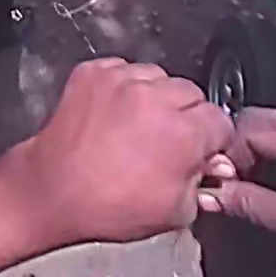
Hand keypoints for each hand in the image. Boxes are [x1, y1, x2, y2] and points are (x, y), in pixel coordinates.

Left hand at [0, 58, 232, 250]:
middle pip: (189, 91)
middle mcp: (151, 97)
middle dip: (186, 113)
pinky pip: (120, 68)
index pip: (220, 119)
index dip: (214, 137)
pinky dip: (122, 84)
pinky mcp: (91, 72)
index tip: (206, 146)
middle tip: (171, 135)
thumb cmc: (112, 203)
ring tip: (140, 121)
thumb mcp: (176, 209)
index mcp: (181, 131)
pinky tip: (116, 109)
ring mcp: (118, 80)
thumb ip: (203, 178)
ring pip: (154, 75)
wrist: (56, 186)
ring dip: (154, 94)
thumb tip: (214, 163)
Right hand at [199, 109, 275, 276]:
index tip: (211, 180)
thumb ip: (254, 205)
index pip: (249, 127)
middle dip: (237, 155)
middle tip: (222, 186)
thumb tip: (211, 194)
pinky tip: (271, 193)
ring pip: (273, 134)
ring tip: (246, 194)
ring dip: (255, 161)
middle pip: (258, 124)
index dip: (225, 155)